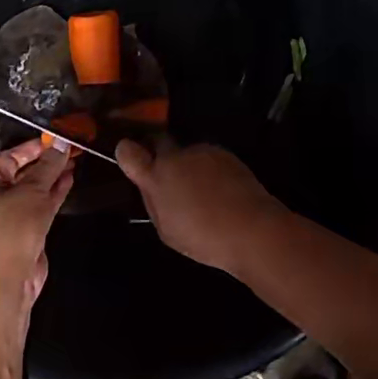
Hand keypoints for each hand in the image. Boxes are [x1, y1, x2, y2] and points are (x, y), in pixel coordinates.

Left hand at [0, 139, 74, 302]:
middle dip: (47, 160)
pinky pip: (44, 204)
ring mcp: (15, 216)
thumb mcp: (32, 192)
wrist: (5, 284)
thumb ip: (49, 166)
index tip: (55, 139)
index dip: (31, 147)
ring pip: (37, 188)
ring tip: (76, 160)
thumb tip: (61, 142)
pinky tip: (70, 180)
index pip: (9, 157)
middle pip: (24, 172)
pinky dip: (56, 191)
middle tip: (72, 147)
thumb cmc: (11, 231)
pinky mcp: (30, 231)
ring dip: (55, 175)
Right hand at [115, 139, 285, 272]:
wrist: (250, 225)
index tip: (129, 155)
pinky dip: (208, 170)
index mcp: (158, 176)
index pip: (130, 152)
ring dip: (189, 166)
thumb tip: (152, 187)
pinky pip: (208, 158)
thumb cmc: (202, 236)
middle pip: (161, 143)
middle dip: (159, 154)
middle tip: (167, 177)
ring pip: (188, 154)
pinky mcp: (227, 153)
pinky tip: (219, 190)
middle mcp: (179, 155)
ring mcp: (205, 151)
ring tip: (202, 192)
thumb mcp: (166, 229)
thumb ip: (155, 202)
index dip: (127, 152)